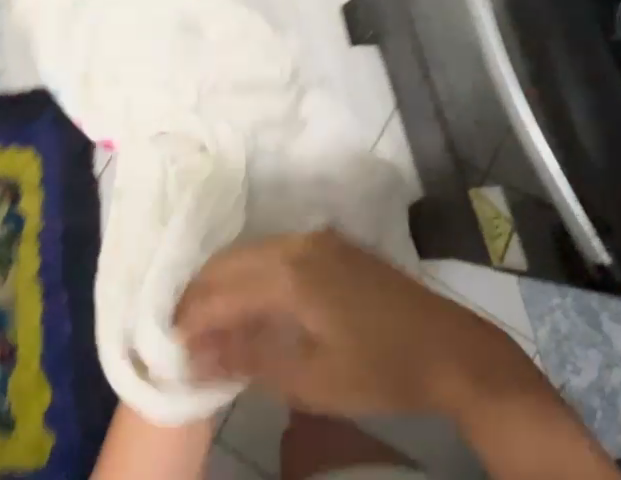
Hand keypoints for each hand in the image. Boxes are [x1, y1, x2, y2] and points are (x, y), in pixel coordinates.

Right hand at [173, 230, 544, 418]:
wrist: (450, 350)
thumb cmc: (380, 370)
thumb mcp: (310, 379)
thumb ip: (248, 358)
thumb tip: (194, 352)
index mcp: (290, 272)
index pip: (220, 290)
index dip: (190, 320)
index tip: (170, 349)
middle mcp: (298, 243)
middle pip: (229, 262)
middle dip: (201, 298)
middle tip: (182, 338)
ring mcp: (318, 240)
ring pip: (251, 253)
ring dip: (225, 285)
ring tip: (209, 327)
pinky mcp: (333, 246)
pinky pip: (275, 252)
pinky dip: (252, 276)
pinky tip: (249, 306)